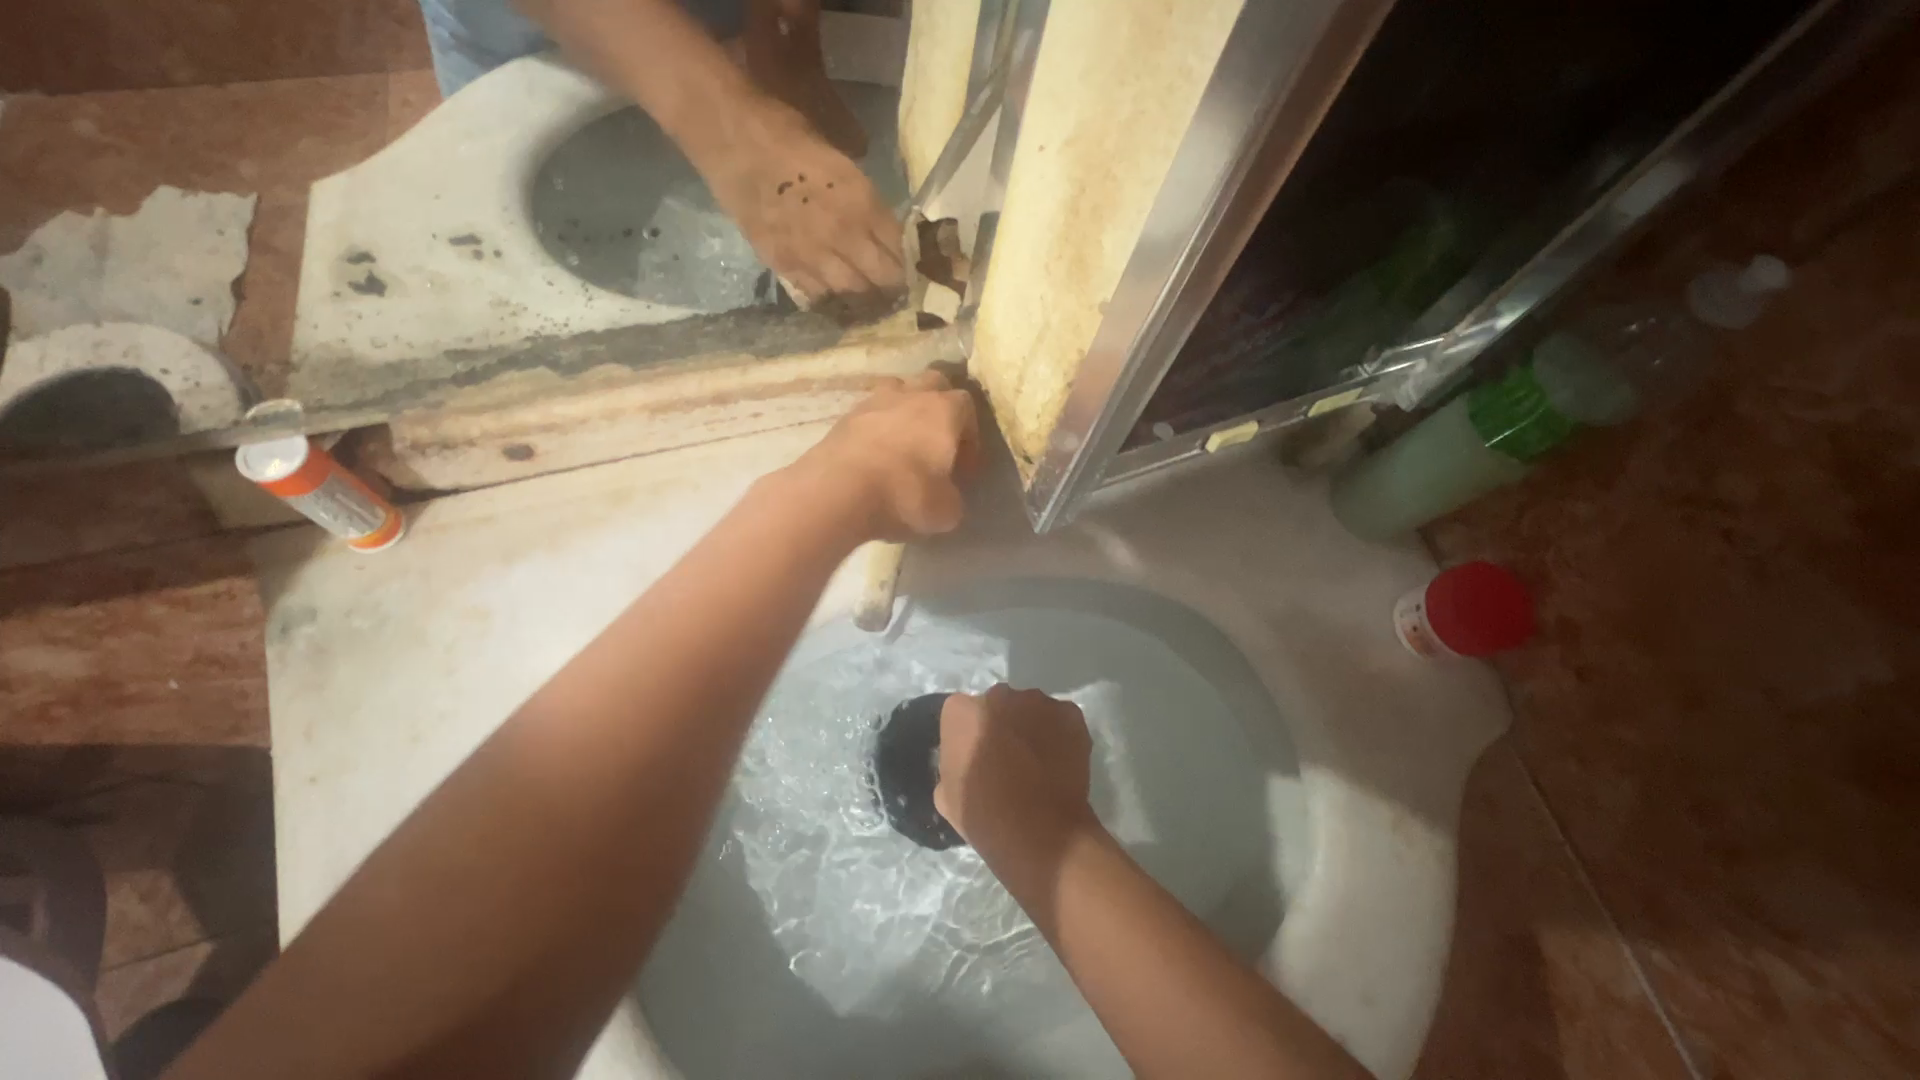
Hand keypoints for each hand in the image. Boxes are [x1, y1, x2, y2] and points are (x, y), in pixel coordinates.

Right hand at [688, 92, 904, 305]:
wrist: (732, 139)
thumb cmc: (789, 134)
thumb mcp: (843, 159)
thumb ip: (866, 198)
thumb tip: (885, 225)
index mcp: (862, 201)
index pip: (900, 248)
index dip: (911, 264)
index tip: (916, 272)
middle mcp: (842, 234)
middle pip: (882, 278)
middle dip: (894, 288)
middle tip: (898, 293)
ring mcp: (811, 254)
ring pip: (852, 294)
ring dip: (866, 300)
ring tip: (872, 302)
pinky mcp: (783, 264)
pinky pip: (816, 294)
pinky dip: (832, 298)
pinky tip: (838, 298)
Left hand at [788, 369, 978, 542]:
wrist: (839, 490)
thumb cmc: (904, 494)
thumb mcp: (945, 511)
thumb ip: (952, 498)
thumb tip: (947, 497)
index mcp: (944, 410)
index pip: (967, 406)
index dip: (970, 436)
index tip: (963, 466)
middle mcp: (911, 395)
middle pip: (933, 382)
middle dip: (939, 405)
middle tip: (936, 440)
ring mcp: (873, 401)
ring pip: (897, 389)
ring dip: (904, 408)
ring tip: (902, 440)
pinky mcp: (843, 416)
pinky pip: (868, 413)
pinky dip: (875, 427)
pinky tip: (872, 454)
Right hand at [935, 685, 1096, 849]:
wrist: (1041, 832)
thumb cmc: (985, 816)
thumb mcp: (946, 796)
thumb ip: (952, 766)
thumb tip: (966, 764)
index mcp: (961, 711)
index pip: (961, 715)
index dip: (969, 738)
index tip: (976, 761)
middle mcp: (998, 695)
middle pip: (997, 705)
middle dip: (1000, 725)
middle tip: (1007, 760)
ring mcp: (1038, 702)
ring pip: (1030, 709)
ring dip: (1031, 728)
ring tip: (1038, 764)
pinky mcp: (1070, 714)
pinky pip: (1060, 719)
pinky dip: (1060, 735)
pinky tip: (1059, 763)